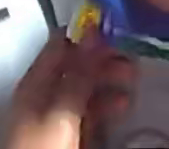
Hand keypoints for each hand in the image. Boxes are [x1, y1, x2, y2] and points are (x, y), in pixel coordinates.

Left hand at [2, 34, 133, 148]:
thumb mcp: (62, 115)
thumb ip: (78, 75)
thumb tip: (93, 30)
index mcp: (35, 82)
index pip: (60, 42)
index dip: (87, 33)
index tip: (117, 29)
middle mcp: (42, 93)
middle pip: (74, 65)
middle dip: (103, 59)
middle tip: (132, 61)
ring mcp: (52, 118)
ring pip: (82, 89)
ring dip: (106, 81)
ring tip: (133, 82)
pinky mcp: (62, 139)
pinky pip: (84, 113)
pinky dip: (103, 106)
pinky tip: (122, 107)